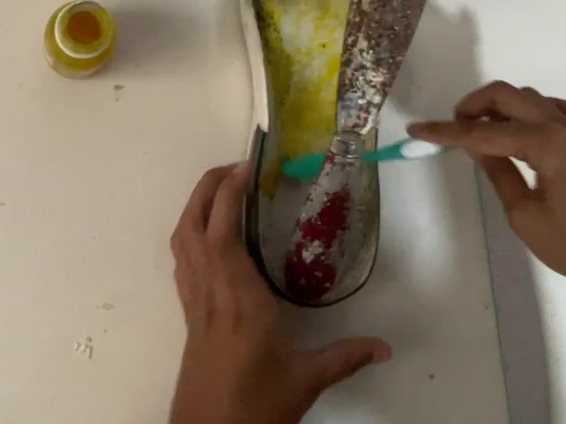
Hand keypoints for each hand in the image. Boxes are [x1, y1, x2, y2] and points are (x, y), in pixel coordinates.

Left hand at [168, 161, 391, 423]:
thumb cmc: (254, 406)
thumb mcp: (305, 381)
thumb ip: (344, 357)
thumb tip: (384, 346)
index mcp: (238, 296)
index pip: (223, 230)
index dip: (229, 191)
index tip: (247, 165)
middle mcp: (209, 288)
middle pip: (195, 223)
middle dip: (208, 186)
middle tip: (235, 166)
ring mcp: (193, 299)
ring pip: (181, 237)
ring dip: (195, 204)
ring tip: (220, 187)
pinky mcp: (188, 312)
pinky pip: (181, 258)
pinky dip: (190, 231)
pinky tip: (207, 232)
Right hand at [409, 82, 565, 310]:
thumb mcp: (525, 217)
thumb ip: (499, 172)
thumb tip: (477, 146)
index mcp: (545, 144)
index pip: (482, 132)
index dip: (446, 132)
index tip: (417, 130)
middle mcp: (561, 127)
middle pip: (505, 94)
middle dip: (472, 106)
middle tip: (451, 129)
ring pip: (528, 96)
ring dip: (499, 106)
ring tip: (482, 134)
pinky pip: (554, 108)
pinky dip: (530, 110)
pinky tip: (522, 130)